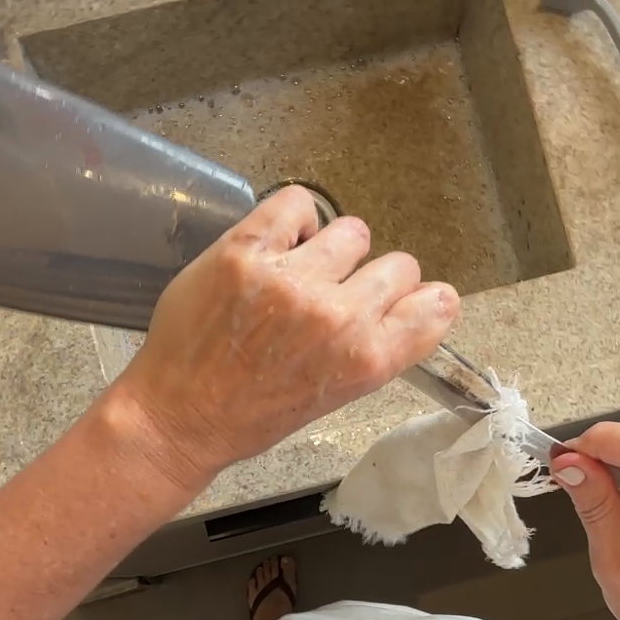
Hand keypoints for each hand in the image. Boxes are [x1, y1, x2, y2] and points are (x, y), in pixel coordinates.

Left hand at [107, 186, 459, 491]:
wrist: (182, 416)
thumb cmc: (254, 416)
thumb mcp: (334, 396)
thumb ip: (371, 349)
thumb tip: (400, 305)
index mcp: (367, 362)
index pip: (437, 306)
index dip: (421, 301)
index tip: (402, 302)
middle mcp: (339, 319)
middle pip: (399, 265)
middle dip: (373, 279)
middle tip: (337, 296)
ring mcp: (293, 282)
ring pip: (352, 231)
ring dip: (333, 251)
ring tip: (299, 276)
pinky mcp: (247, 252)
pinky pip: (298, 202)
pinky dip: (293, 220)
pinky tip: (277, 248)